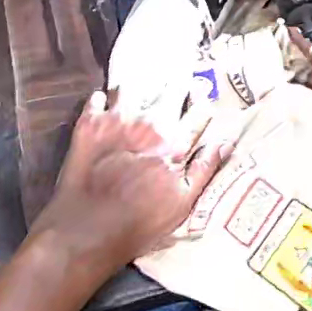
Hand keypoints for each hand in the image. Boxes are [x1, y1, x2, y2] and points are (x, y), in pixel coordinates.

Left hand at [32, 91, 230, 270]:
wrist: (87, 229)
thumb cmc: (139, 223)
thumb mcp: (182, 204)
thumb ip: (204, 170)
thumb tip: (224, 143)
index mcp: (174, 142)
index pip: (196, 114)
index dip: (202, 104)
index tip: (203, 97)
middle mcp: (148, 123)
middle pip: (169, 92)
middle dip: (175, 84)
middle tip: (175, 80)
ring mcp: (116, 121)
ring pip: (132, 89)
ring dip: (138, 86)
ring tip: (140, 84)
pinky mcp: (88, 125)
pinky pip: (97, 99)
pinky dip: (101, 99)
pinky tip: (103, 101)